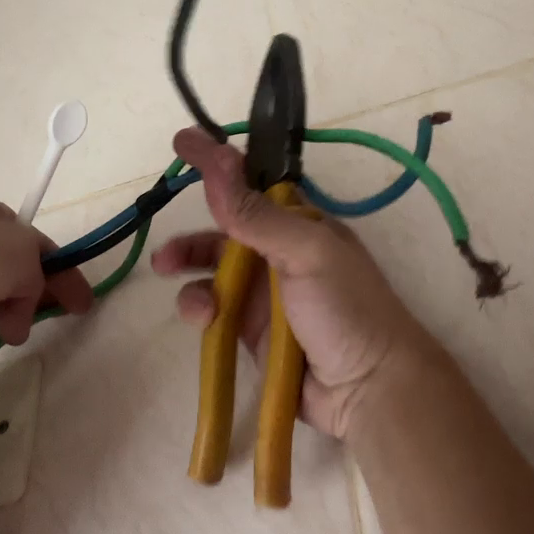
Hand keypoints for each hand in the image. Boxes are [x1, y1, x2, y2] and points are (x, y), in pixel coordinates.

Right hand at [152, 128, 441, 438]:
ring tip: (171, 275)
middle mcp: (280, 253)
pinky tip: (204, 319)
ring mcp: (265, 294)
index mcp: (300, 225)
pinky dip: (201, 308)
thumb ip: (256, 214)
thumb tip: (217, 161)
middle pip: (225, 230)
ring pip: (212, 270)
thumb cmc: (346, 308)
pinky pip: (215, 310)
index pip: (253, 184)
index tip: (185, 142)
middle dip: (193, 233)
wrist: (369, 390)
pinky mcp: (251, 332)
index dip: (220, 164)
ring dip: (190, 267)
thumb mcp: (305, 251)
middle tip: (164, 243)